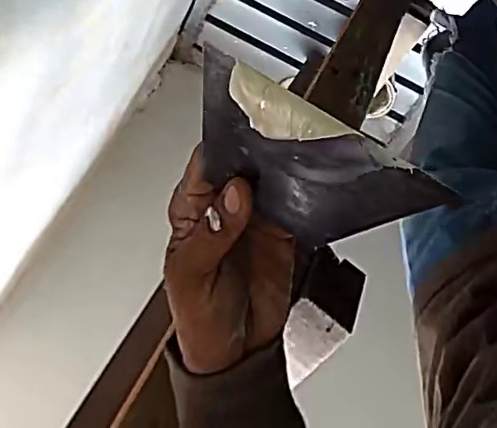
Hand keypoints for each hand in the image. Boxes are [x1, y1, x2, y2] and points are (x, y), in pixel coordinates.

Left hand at [164, 147, 294, 374]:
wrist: (237, 357)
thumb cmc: (199, 316)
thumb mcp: (191, 278)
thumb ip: (210, 234)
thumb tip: (233, 192)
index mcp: (193, 206)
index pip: (205, 163)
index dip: (222, 148)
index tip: (241, 140)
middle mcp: (224, 201)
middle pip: (240, 160)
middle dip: (254, 149)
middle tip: (271, 144)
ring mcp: (254, 213)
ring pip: (267, 174)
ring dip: (279, 165)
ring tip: (290, 159)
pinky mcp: (282, 228)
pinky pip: (293, 199)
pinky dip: (300, 190)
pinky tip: (304, 185)